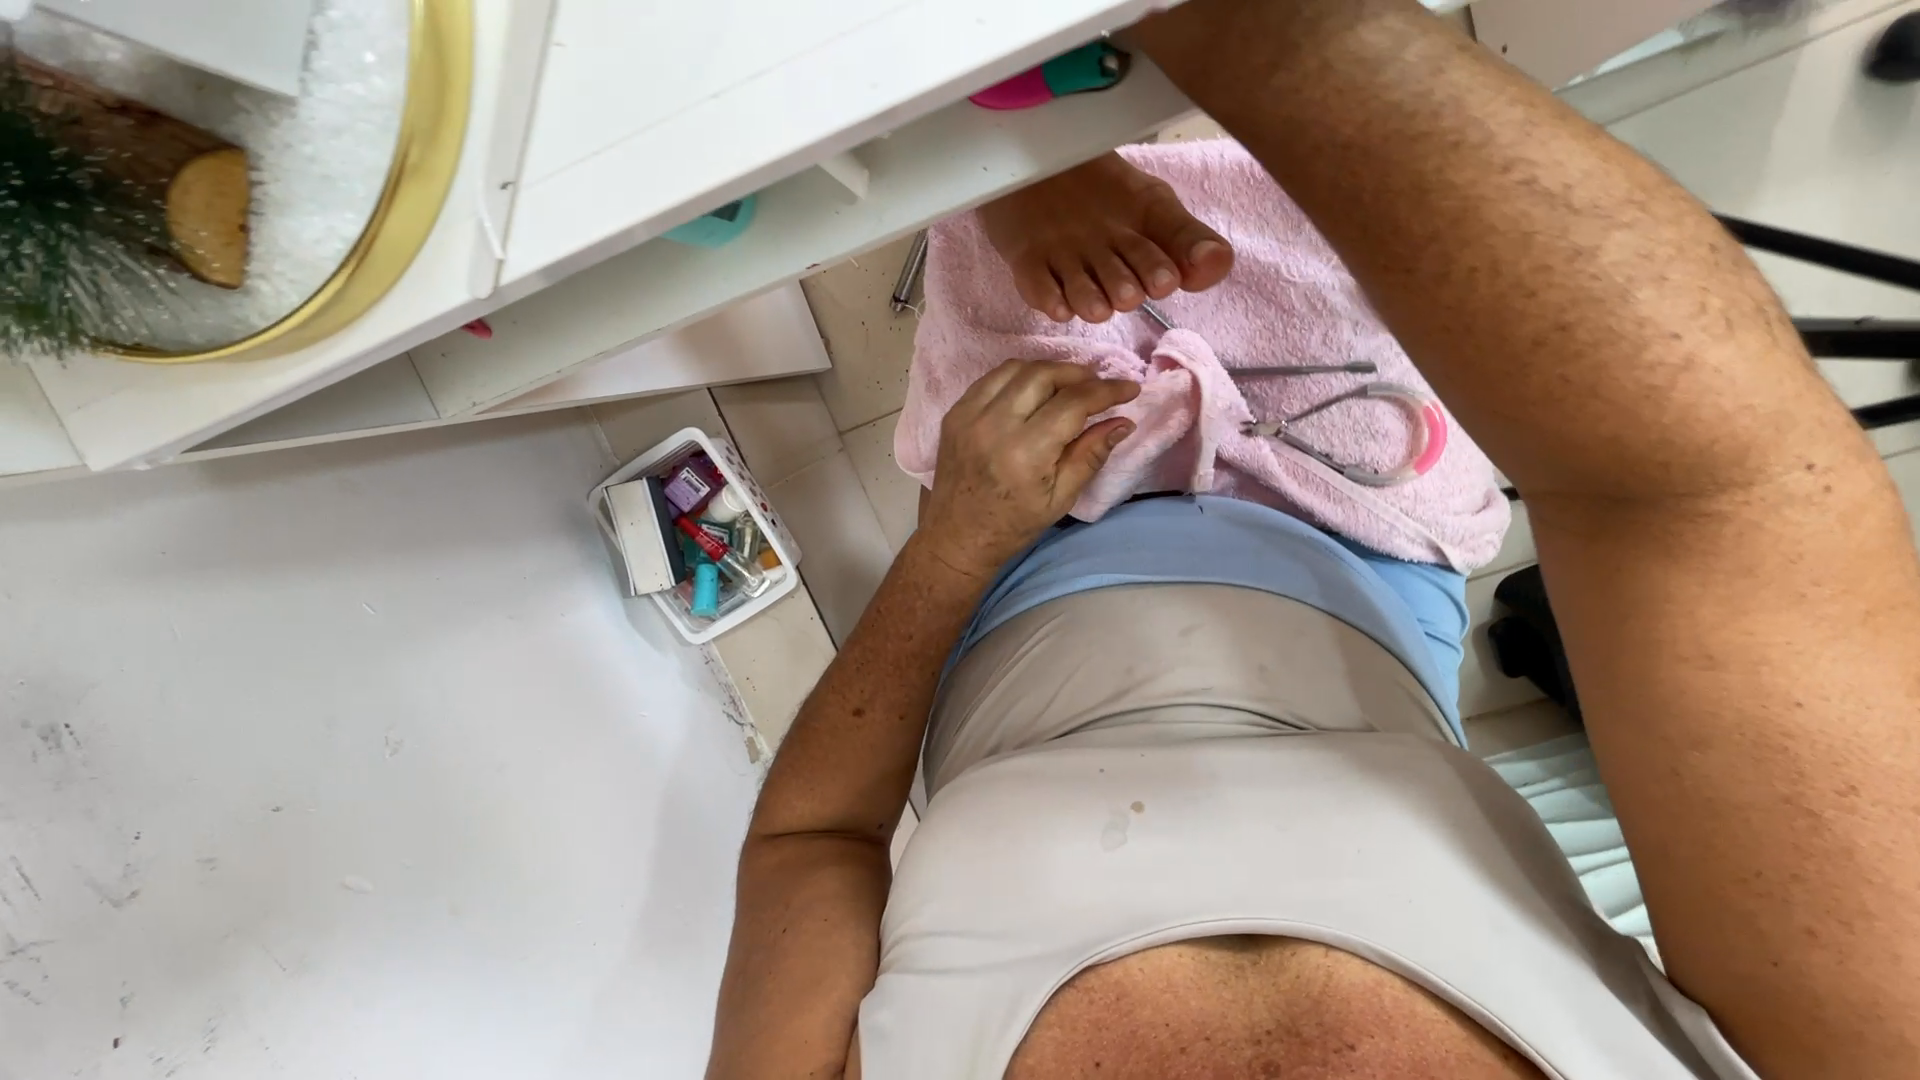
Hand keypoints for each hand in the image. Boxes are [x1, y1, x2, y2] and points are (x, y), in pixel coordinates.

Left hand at [917, 360, 1140, 578]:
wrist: (957, 536)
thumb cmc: (1013, 525)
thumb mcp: (1061, 498)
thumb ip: (1091, 455)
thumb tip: (1124, 422)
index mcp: (1024, 453)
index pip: (1072, 402)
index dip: (1106, 391)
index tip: (1129, 388)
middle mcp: (994, 426)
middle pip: (1044, 375)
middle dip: (1078, 374)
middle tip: (1097, 387)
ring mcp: (969, 415)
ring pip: (1017, 368)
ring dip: (1048, 371)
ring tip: (1068, 386)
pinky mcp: (955, 413)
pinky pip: (992, 378)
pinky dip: (1019, 377)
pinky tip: (1034, 391)